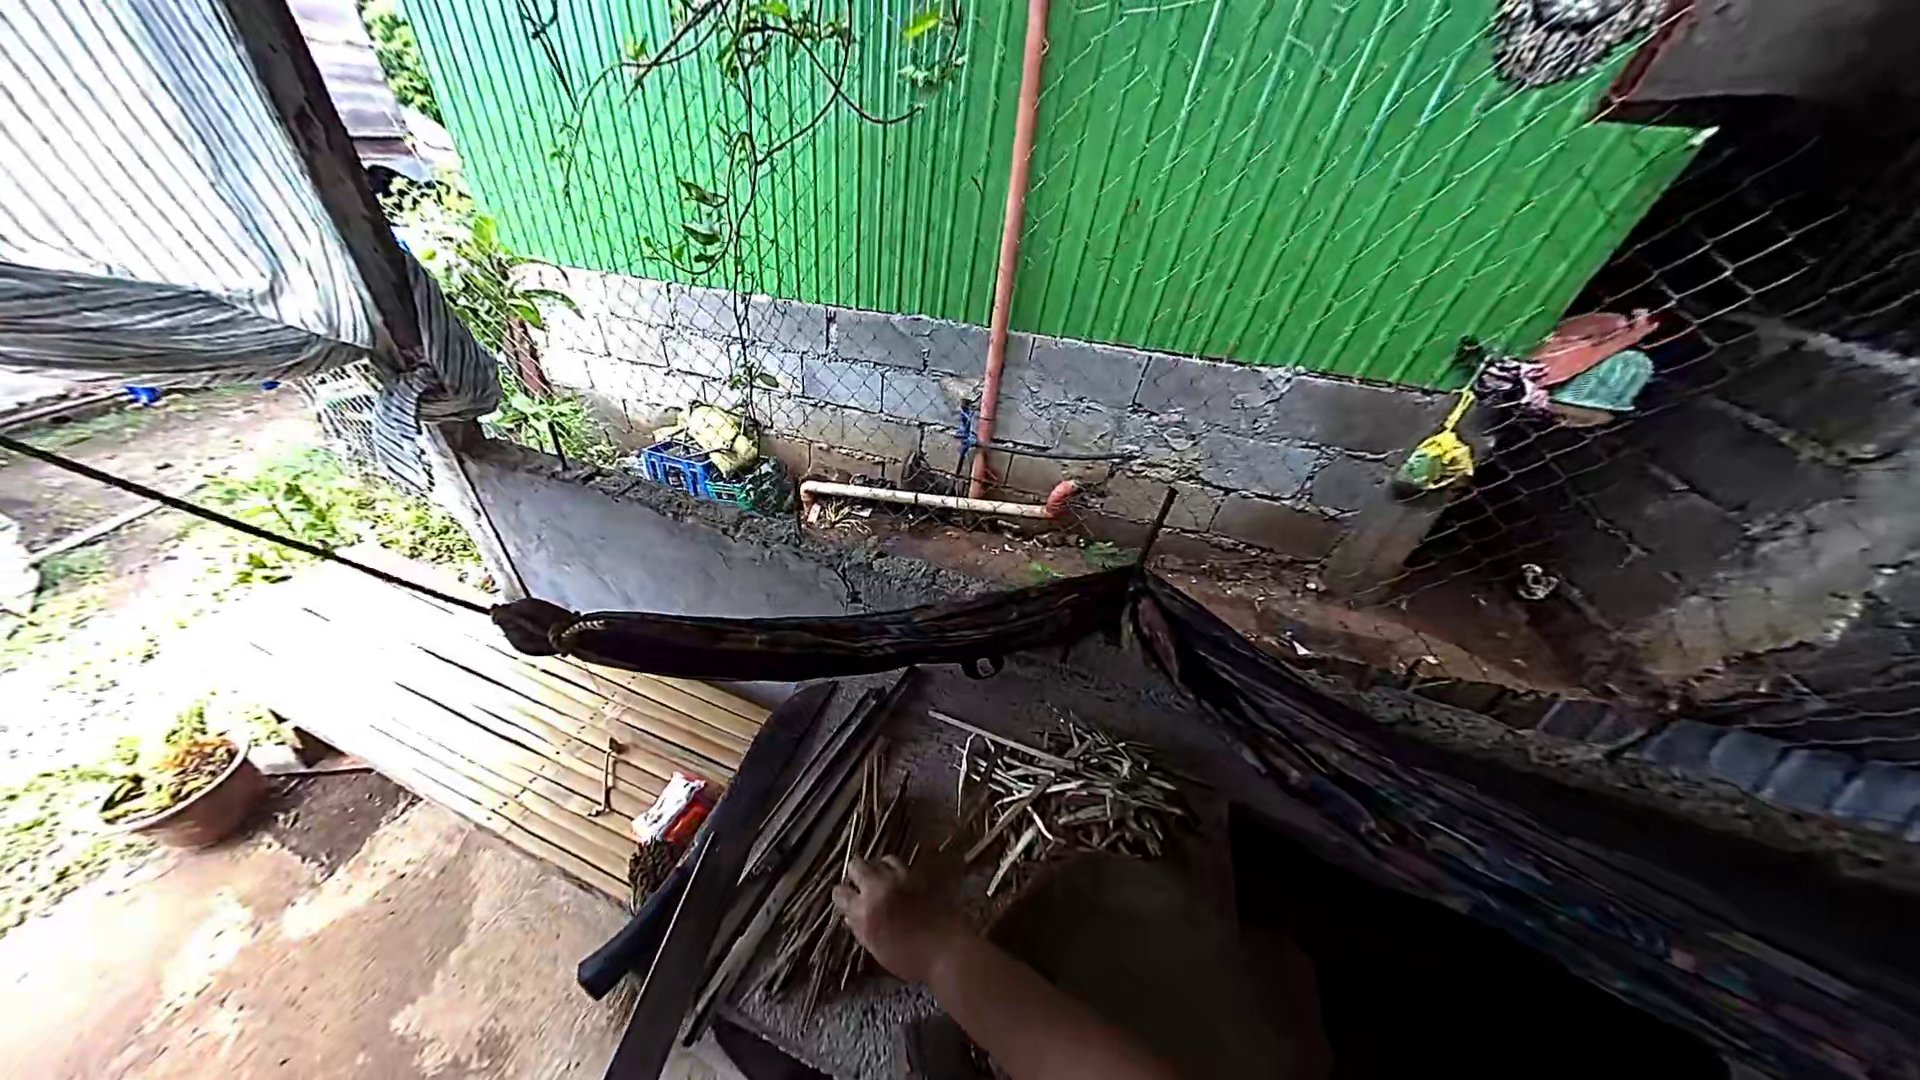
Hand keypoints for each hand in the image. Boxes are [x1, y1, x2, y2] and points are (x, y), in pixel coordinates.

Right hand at [832, 855, 966, 983]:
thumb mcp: (876, 949)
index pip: (841, 893)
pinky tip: (896, 878)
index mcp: (865, 911)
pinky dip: (892, 868)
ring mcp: (898, 878)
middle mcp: (878, 888)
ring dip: (876, 868)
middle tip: (859, 883)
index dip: (840, 894)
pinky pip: (897, 863)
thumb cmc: (908, 958)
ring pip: (878, 860)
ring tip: (879, 879)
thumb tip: (850, 916)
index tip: (843, 896)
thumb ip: (860, 929)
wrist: (944, 949)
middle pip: (856, 865)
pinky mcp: (915, 873)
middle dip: (855, 873)